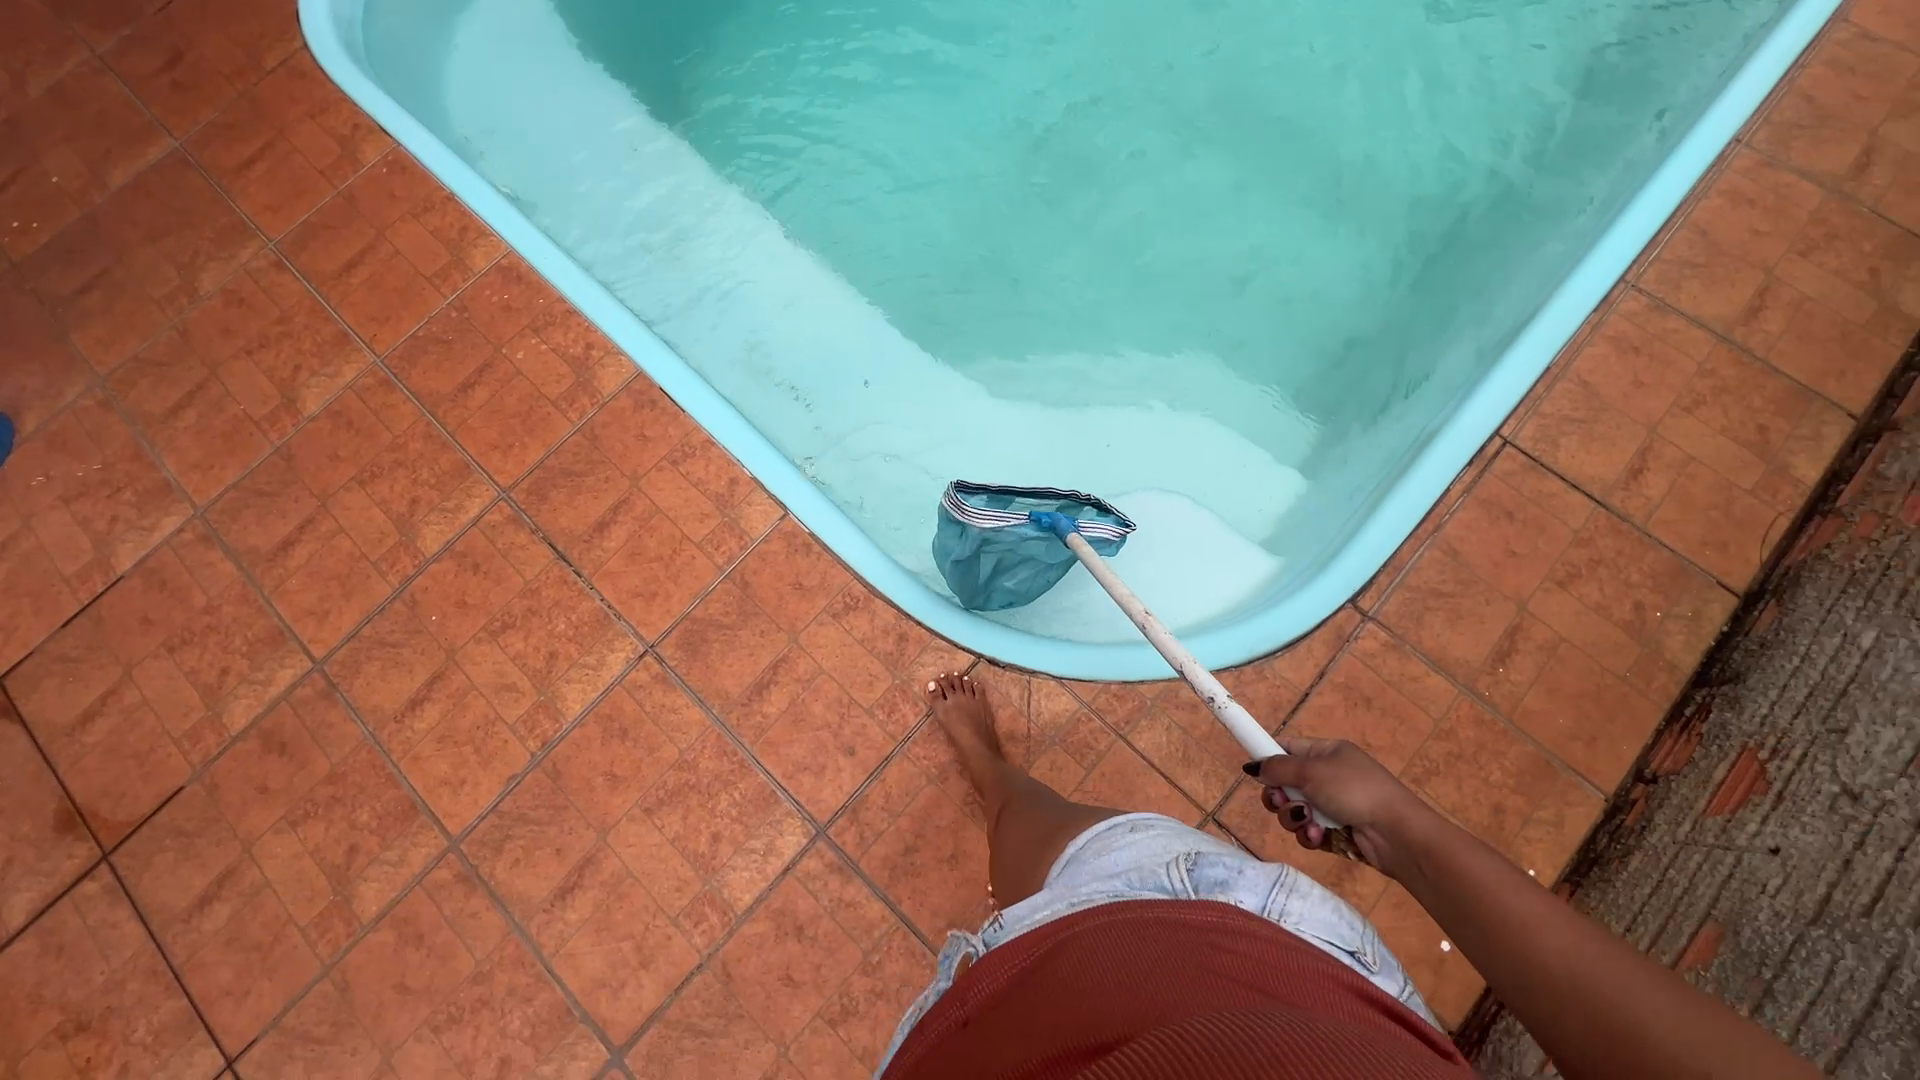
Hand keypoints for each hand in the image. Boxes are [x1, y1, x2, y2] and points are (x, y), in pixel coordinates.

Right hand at [1249, 736, 1435, 879]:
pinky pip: (1309, 831)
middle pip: (1285, 784)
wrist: (1398, 833)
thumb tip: (1254, 766)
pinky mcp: (1337, 832)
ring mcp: (1334, 805)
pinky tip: (1320, 837)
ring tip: (1308, 822)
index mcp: (1327, 752)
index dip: (1268, 757)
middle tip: (1282, 801)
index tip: (1251, 769)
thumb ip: (1278, 767)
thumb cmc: (1355, 790)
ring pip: (1294, 811)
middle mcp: (1329, 777)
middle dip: (1279, 796)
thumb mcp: (1312, 771)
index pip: (1288, 748)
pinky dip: (1310, 835)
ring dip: (1294, 818)